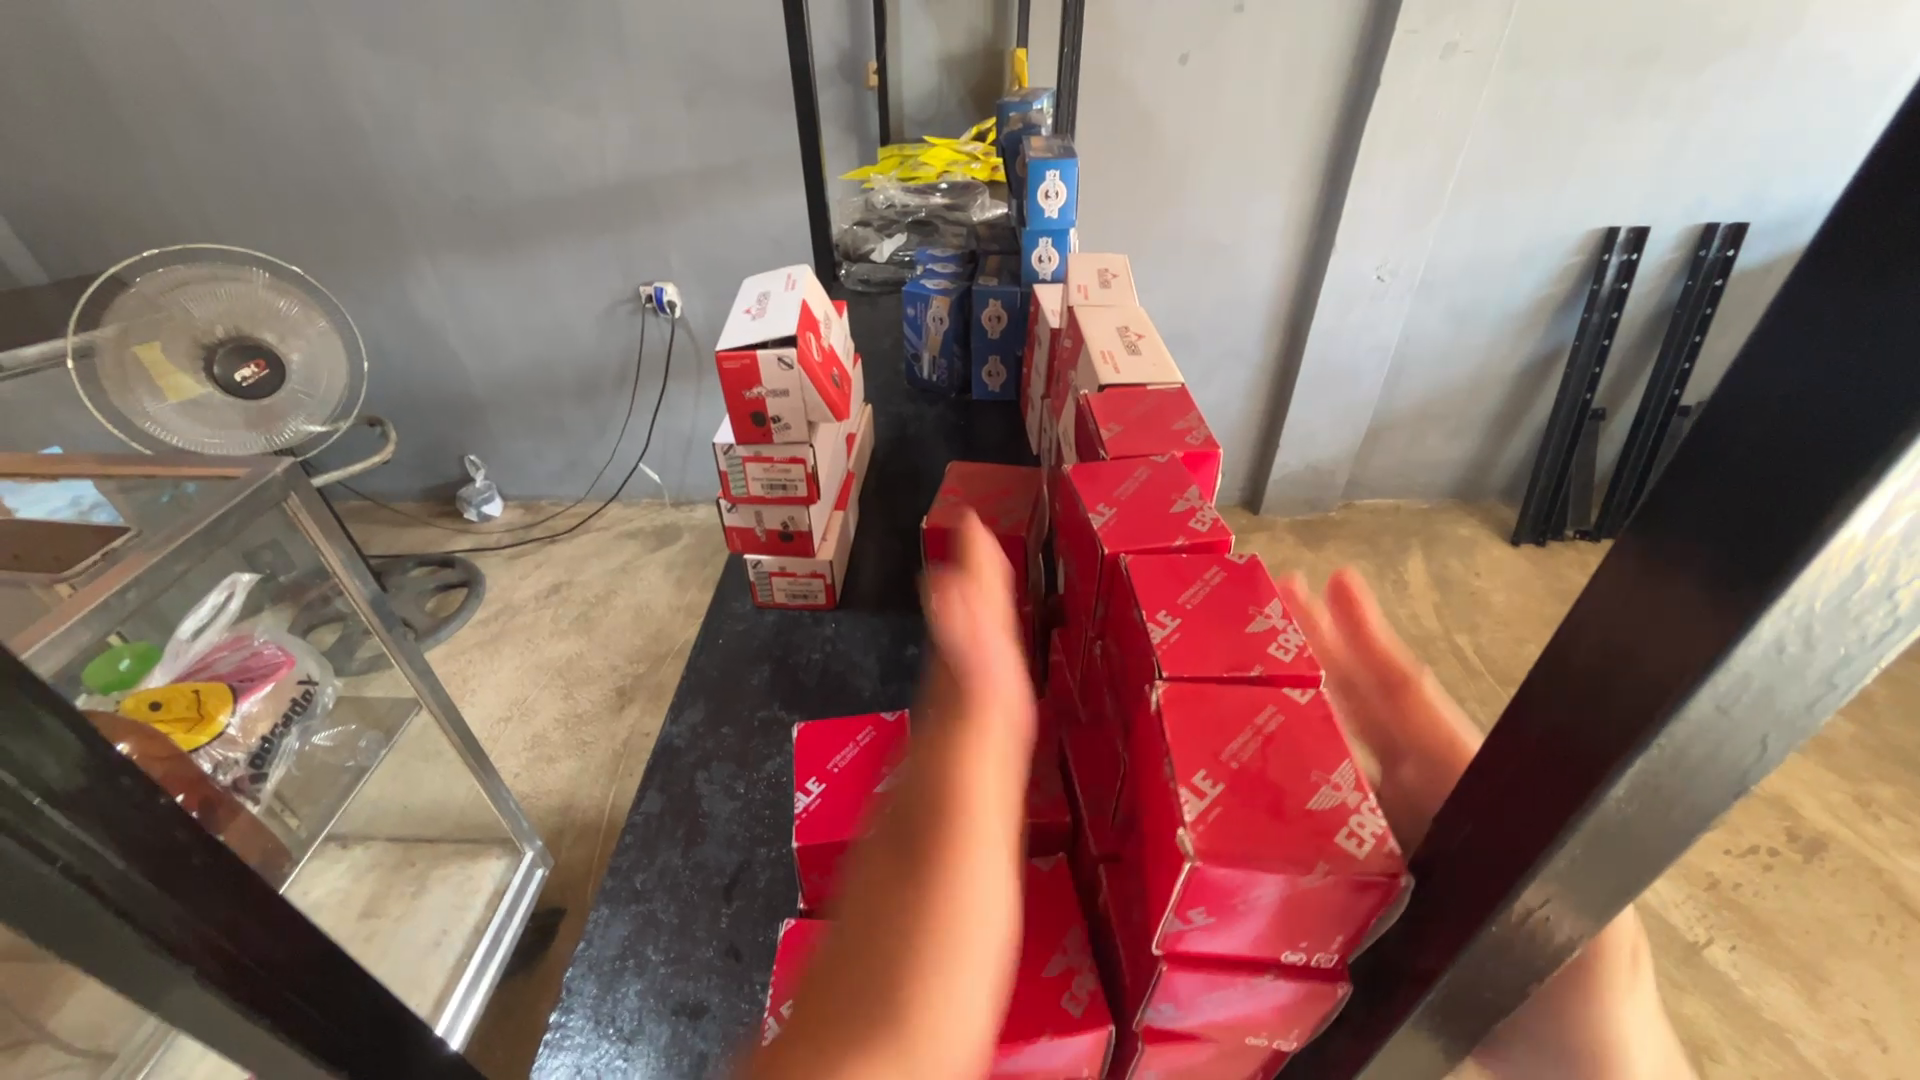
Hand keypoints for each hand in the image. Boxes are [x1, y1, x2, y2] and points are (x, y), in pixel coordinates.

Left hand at [742, 511, 1034, 1079]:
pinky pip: (952, 768)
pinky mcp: (927, 864)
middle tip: (984, 563)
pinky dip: (966, 731)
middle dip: (970, 614)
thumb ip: (971, 714)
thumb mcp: (961, 817)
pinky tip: (973, 747)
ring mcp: (921, 819)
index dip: (973, 588)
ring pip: (949, 718)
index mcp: (940, 756)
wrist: (867, 1050)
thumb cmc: (930, 940)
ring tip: (986, 631)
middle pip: (952, 677)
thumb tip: (958, 599)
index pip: (963, 650)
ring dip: (967, 665)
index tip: (973, 527)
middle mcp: (925, 774)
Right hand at [1277, 569, 1694, 1079]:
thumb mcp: (1581, 939)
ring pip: (1324, 748)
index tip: (1336, 585)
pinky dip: (1269, 769)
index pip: (1409, 706)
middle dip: (1316, 644)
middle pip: (1357, 708)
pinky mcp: (1353, 870)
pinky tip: (1234, 747)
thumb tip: (1466, 834)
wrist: (1558, 1074)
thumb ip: (1535, 884)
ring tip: (1243, 645)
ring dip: (1286, 692)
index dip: (1370, 644)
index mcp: (1468, 794)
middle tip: (1272, 588)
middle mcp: (1419, 800)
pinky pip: (1304, 809)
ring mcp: (1381, 833)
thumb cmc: (1581, 1009)